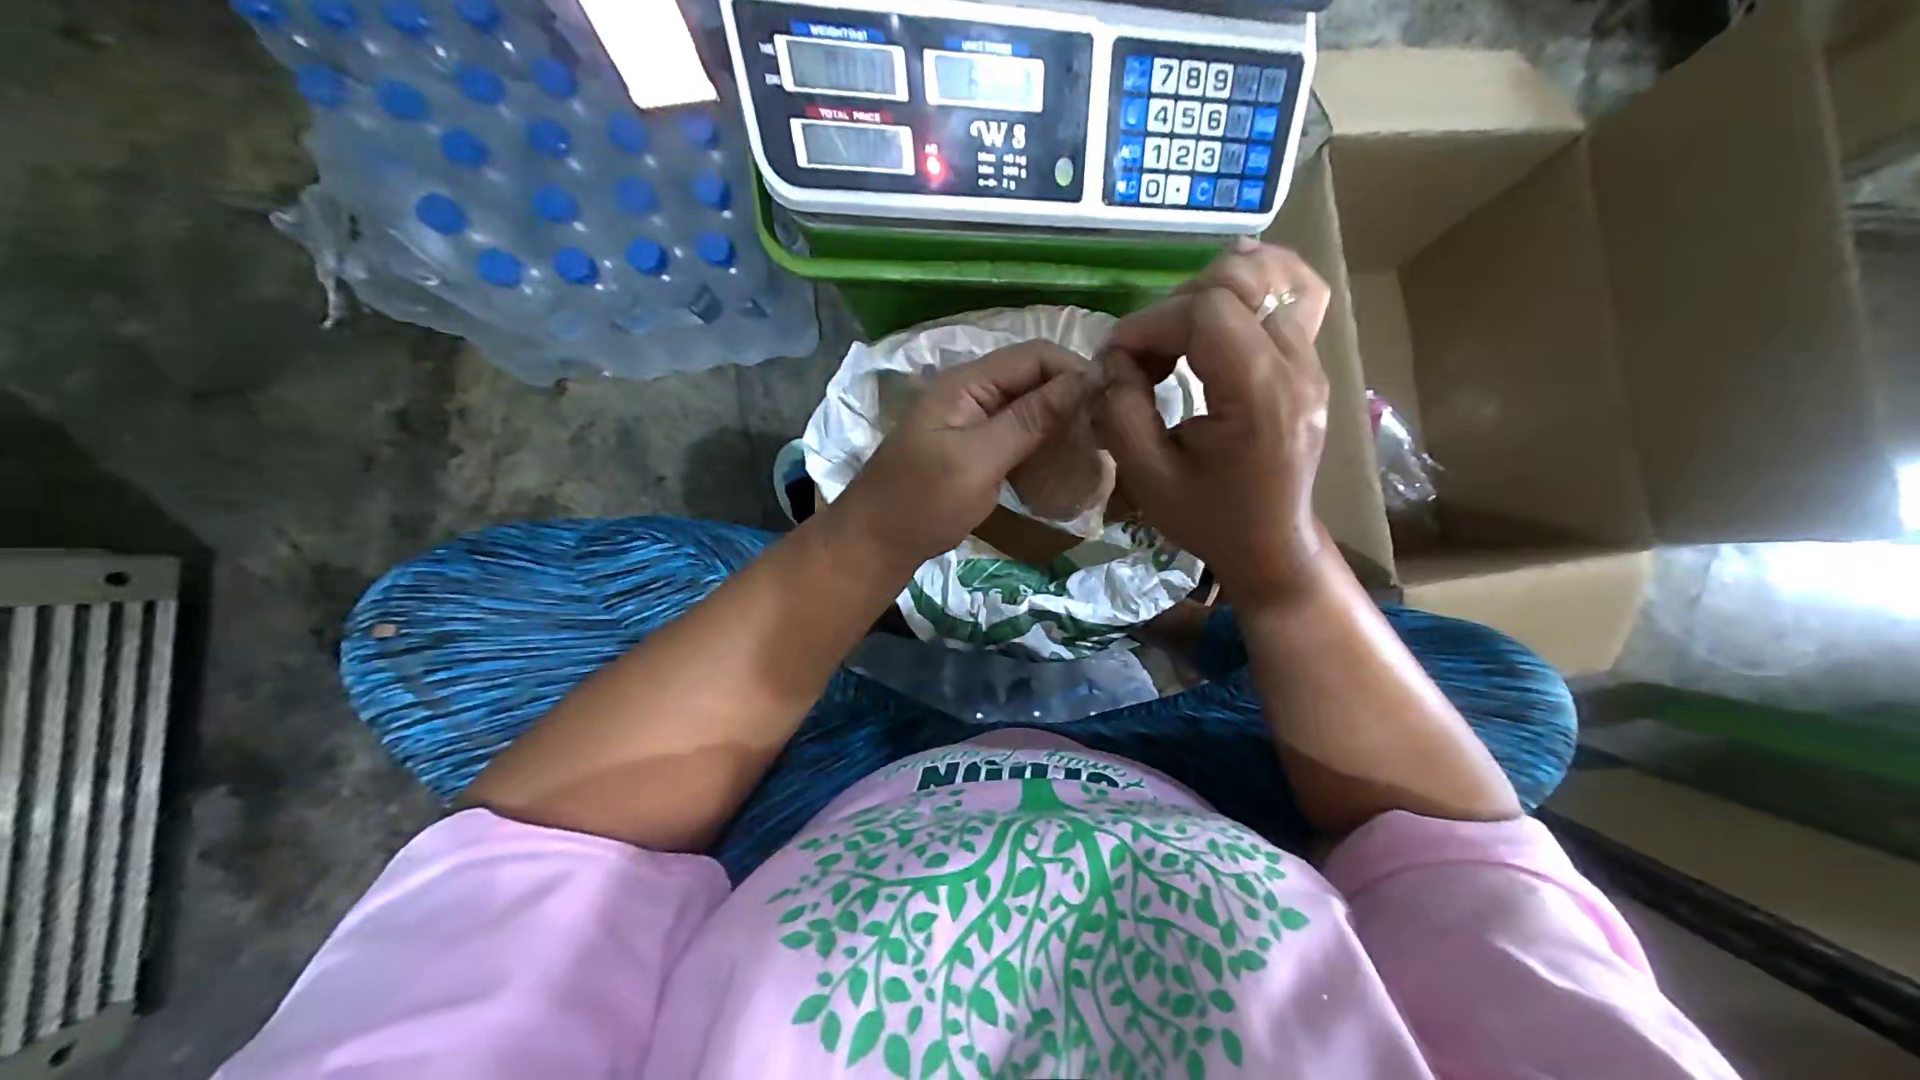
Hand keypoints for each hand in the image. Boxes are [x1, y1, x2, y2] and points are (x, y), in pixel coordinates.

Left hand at [833, 341, 1097, 565]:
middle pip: (1035, 380)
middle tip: (1105, 436)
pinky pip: (1019, 437)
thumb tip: (1086, 379)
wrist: (876, 543)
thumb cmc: (923, 501)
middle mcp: (973, 394)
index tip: (1110, 406)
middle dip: (1072, 401)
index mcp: (968, 383)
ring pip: (1031, 409)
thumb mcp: (979, 460)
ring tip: (1092, 453)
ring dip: (1061, 426)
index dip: (1075, 373)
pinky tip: (1064, 467)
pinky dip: (1042, 447)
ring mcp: (974, 423)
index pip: (1035, 356)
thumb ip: (1030, 419)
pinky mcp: (977, 450)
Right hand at [1096, 241, 1334, 605]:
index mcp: (1259, 396)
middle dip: (1172, 309)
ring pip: (1270, 278)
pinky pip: (1293, 295)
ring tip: (1176, 334)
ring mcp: (1311, 361)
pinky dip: (1253, 285)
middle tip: (1144, 357)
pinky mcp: (1309, 363)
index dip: (1149, 322)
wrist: (1270, 545)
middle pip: (1236, 284)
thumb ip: (1122, 411)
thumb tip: (1114, 361)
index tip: (1116, 357)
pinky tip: (1223, 296)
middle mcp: (1296, 366)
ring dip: (1207, 293)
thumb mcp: (1148, 478)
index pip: (1205, 311)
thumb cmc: (1208, 519)